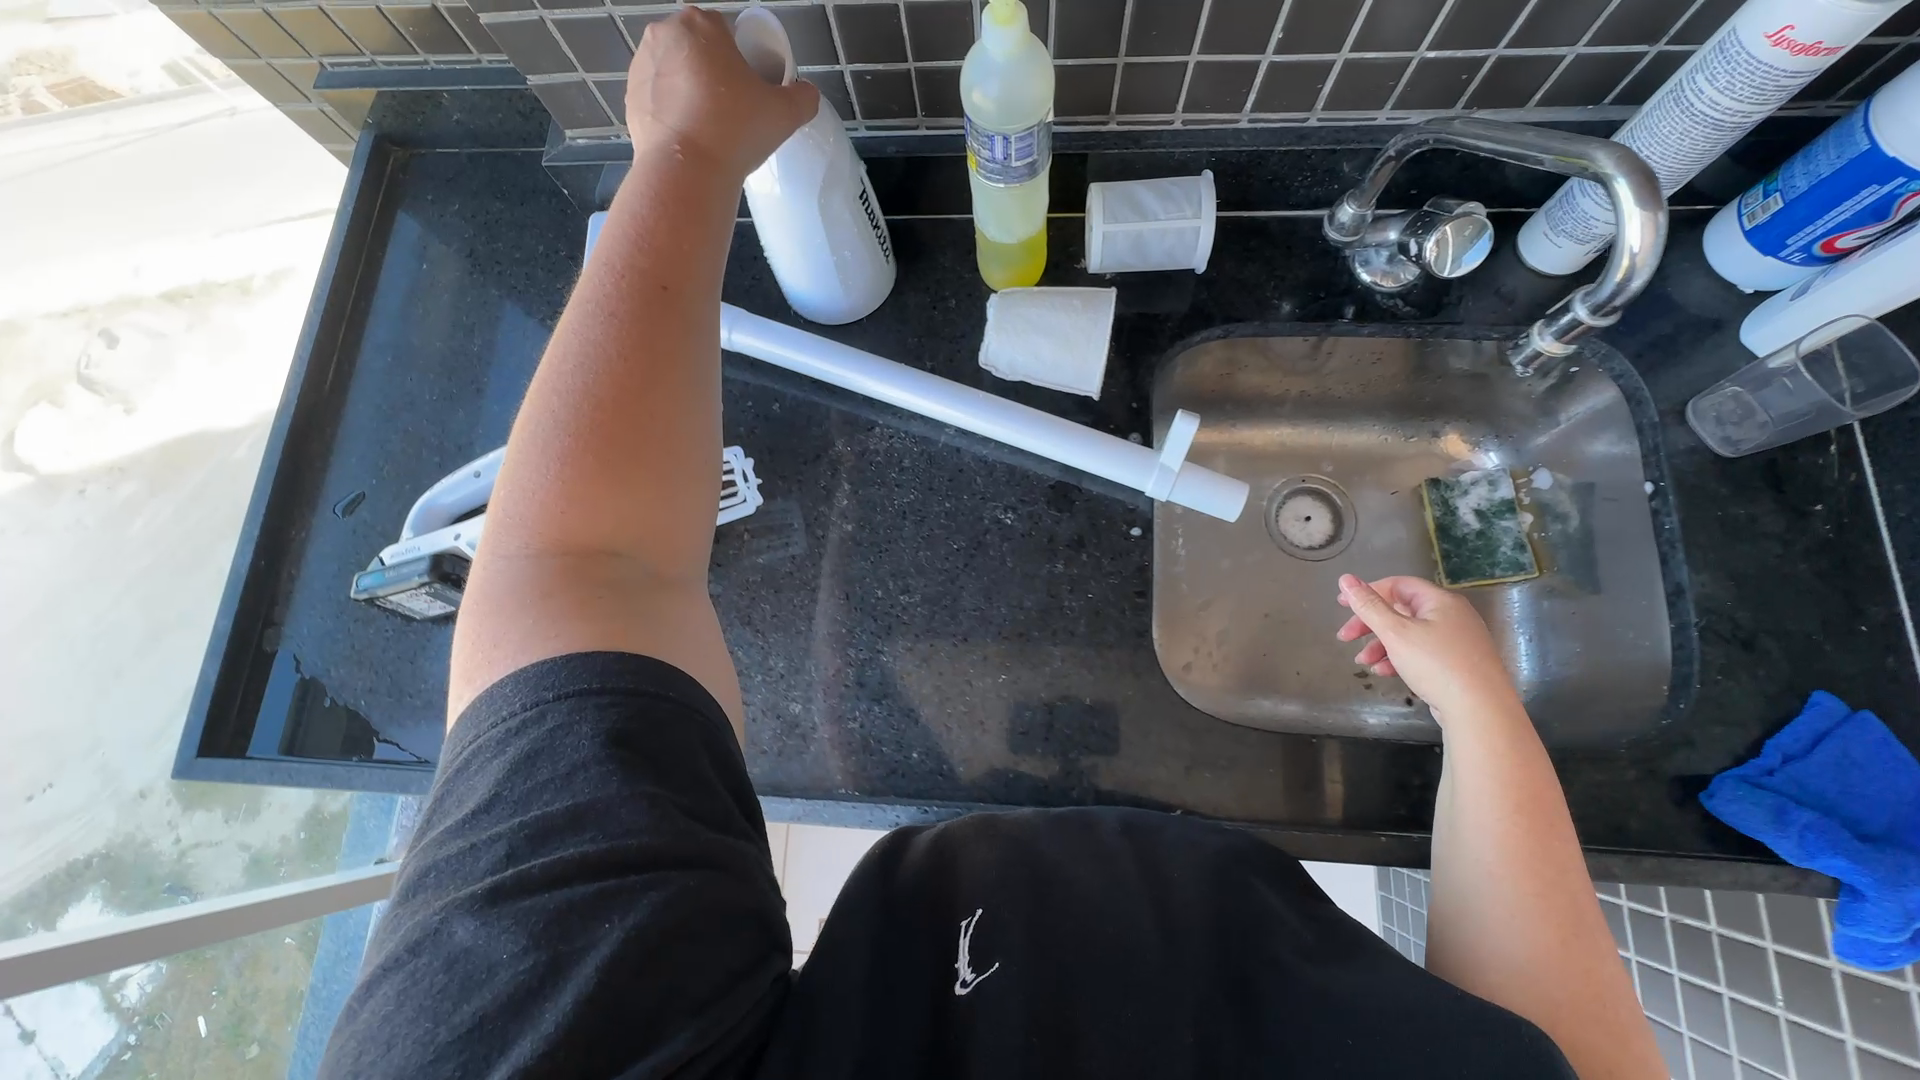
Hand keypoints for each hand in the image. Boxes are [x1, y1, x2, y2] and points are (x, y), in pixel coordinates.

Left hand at [625, 8, 819, 181]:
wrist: (687, 172)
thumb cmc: (737, 131)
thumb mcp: (785, 114)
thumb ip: (803, 97)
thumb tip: (805, 93)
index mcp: (701, 24)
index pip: (727, 32)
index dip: (742, 60)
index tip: (750, 89)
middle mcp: (664, 35)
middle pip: (697, 50)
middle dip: (713, 73)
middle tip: (733, 110)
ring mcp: (641, 66)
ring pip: (675, 73)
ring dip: (691, 91)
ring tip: (711, 128)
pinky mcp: (629, 99)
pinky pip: (658, 100)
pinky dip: (673, 114)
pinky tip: (691, 138)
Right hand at [1334, 574, 1522, 725]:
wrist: (1480, 710)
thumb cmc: (1435, 664)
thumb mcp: (1395, 632)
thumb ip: (1368, 606)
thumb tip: (1345, 579)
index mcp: (1440, 601)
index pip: (1398, 585)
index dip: (1368, 592)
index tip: (1342, 606)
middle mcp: (1452, 616)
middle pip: (1401, 611)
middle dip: (1370, 625)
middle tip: (1346, 637)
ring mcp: (1456, 641)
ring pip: (1409, 635)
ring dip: (1381, 645)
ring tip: (1363, 663)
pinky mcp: (1457, 664)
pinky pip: (1421, 653)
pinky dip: (1399, 658)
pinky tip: (1384, 672)